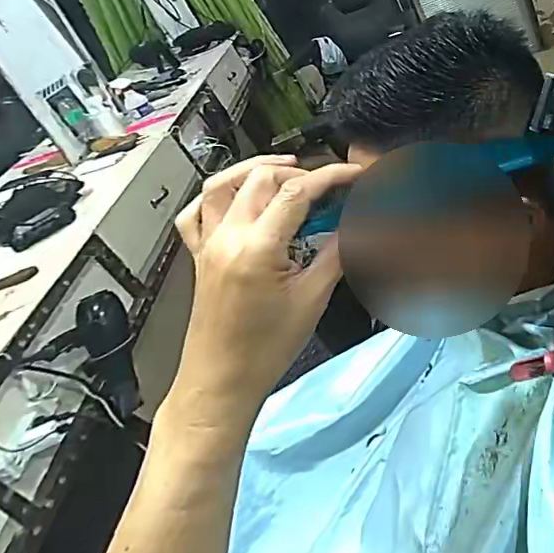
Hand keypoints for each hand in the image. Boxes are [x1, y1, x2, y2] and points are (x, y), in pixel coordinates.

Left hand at [172, 156, 364, 405]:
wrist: (220, 382)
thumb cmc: (265, 348)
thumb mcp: (314, 297)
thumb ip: (337, 252)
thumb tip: (356, 224)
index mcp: (257, 249)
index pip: (297, 192)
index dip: (331, 176)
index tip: (353, 174)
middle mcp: (226, 239)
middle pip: (260, 178)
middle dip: (299, 171)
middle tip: (328, 182)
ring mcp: (207, 244)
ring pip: (221, 184)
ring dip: (256, 170)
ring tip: (286, 172)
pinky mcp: (199, 255)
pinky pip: (196, 212)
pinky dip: (218, 195)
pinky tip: (240, 197)